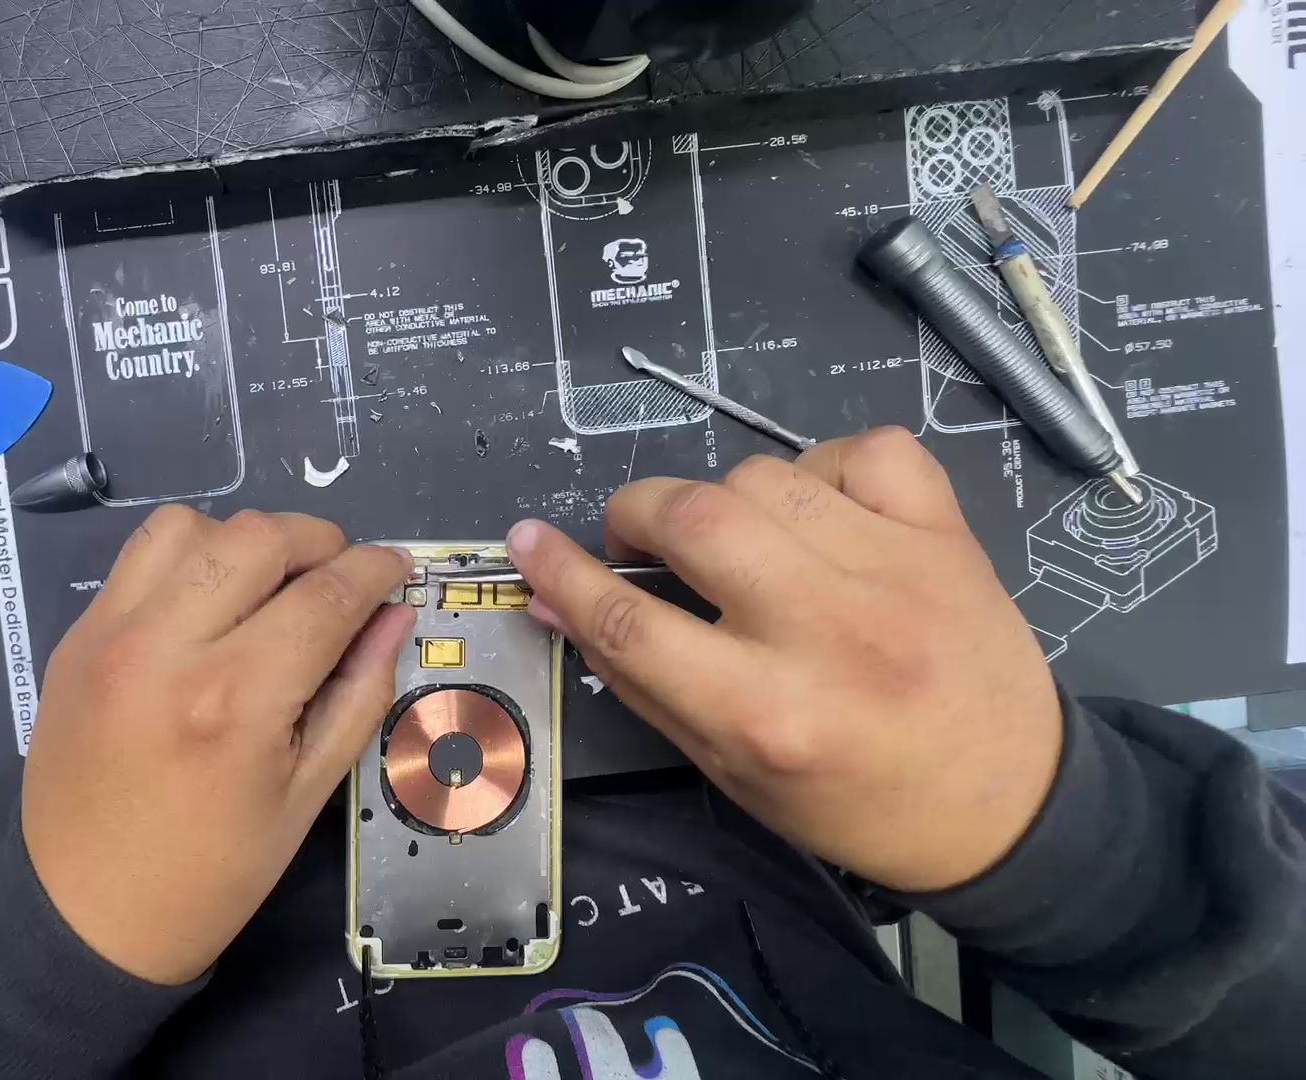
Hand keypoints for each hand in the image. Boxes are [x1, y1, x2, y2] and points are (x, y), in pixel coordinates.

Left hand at [21, 506, 414, 983]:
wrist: (83, 914)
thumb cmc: (212, 870)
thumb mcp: (308, 793)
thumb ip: (360, 691)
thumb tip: (393, 613)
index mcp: (234, 702)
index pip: (325, 597)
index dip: (375, 569)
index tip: (396, 566)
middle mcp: (165, 649)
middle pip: (256, 537)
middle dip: (317, 541)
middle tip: (335, 578)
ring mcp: (108, 634)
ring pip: (188, 525)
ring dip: (244, 540)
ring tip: (265, 585)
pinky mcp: (76, 634)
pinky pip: (139, 554)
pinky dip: (188, 554)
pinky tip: (206, 600)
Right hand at [508, 427, 1061, 892]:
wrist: (1010, 809)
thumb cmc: (842, 799)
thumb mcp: (720, 762)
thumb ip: (634, 676)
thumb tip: (556, 604)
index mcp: (764, 711)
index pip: (629, 622)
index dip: (561, 573)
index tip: (525, 540)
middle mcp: (828, 632)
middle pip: (693, 520)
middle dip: (635, 513)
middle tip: (636, 541)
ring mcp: (898, 573)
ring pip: (763, 475)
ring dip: (719, 500)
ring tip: (735, 542)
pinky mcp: (950, 537)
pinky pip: (864, 450)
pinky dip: (819, 467)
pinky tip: (817, 511)